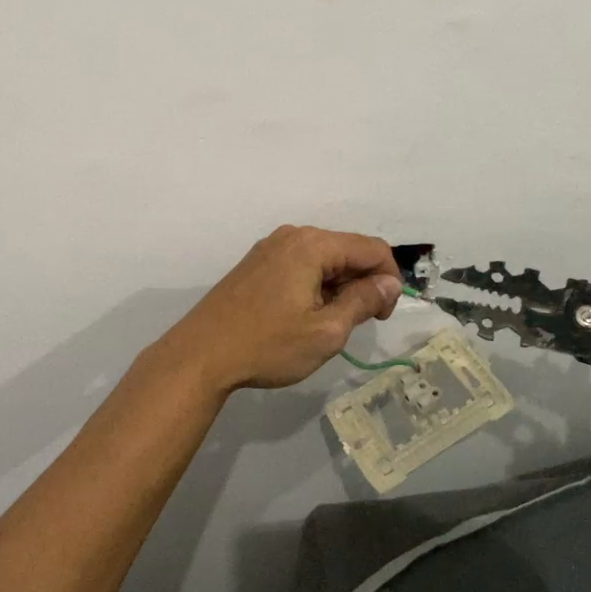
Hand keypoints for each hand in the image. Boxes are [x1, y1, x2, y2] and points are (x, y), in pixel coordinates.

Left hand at [155, 225, 402, 392]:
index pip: (372, 248)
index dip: (389, 279)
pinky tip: (304, 317)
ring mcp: (270, 249)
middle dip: (363, 283)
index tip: (382, 316)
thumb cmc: (267, 345)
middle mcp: (292, 236)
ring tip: (329, 325)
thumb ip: (363, 301)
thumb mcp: (326, 331)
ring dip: (339, 287)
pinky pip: (300, 266)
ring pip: (324, 259)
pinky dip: (315, 286)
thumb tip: (389, 283)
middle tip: (358, 324)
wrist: (200, 355)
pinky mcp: (256, 265)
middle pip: (347, 250)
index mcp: (312, 245)